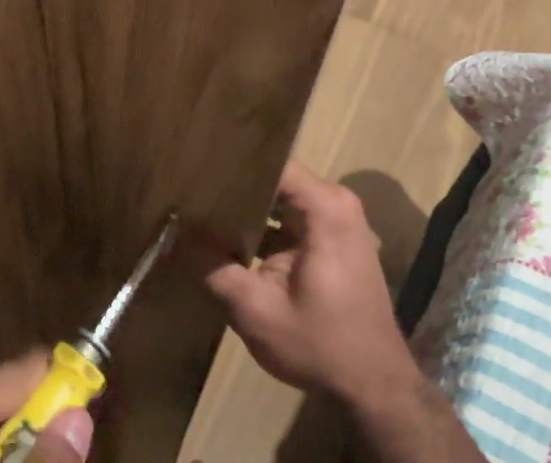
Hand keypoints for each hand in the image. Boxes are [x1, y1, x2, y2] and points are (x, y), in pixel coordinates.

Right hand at [203, 161, 416, 403]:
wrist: (374, 388)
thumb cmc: (320, 345)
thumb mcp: (255, 310)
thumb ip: (213, 268)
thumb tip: (177, 235)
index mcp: (325, 208)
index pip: (271, 163)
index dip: (233, 163)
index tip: (195, 165)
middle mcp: (336, 204)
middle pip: (275, 178)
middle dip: (234, 184)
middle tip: (189, 187)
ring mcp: (338, 223)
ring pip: (281, 199)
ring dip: (246, 206)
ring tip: (200, 206)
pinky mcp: (334, 243)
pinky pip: (292, 219)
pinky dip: (263, 225)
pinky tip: (226, 236)